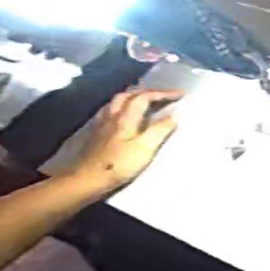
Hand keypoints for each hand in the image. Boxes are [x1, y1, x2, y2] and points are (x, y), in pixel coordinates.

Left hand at [66, 88, 183, 191]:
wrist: (88, 178)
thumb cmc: (120, 163)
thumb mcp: (146, 147)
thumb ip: (160, 129)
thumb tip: (176, 115)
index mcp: (124, 119)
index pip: (143, 98)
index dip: (163, 93)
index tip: (181, 94)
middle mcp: (111, 117)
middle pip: (126, 96)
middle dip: (147, 92)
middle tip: (165, 95)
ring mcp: (102, 125)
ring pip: (116, 103)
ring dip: (134, 98)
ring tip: (148, 101)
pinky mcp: (98, 133)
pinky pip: (111, 112)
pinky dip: (124, 107)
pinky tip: (128, 115)